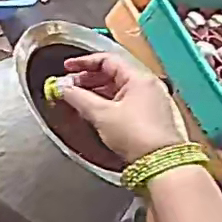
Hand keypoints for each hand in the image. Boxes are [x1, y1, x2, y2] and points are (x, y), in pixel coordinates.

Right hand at [59, 53, 188, 160]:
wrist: (159, 161)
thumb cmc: (136, 135)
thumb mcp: (101, 114)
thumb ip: (78, 98)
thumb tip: (62, 87)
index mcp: (138, 78)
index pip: (107, 60)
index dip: (84, 62)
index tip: (67, 67)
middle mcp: (146, 85)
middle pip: (112, 73)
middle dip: (87, 78)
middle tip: (69, 86)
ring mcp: (149, 100)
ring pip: (117, 88)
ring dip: (95, 91)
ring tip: (77, 98)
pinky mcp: (148, 115)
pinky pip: (123, 100)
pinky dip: (106, 101)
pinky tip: (94, 110)